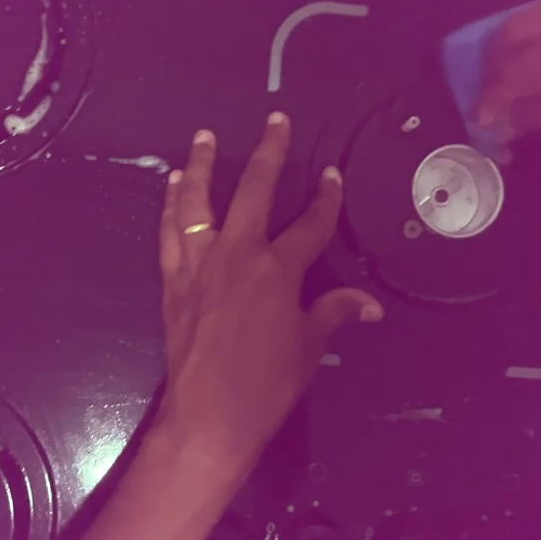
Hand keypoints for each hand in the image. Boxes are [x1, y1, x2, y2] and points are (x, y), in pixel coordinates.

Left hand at [157, 112, 381, 480]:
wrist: (208, 417)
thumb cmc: (266, 385)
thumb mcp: (309, 348)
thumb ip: (334, 314)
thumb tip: (370, 305)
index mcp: (278, 270)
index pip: (310, 225)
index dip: (325, 199)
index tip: (331, 175)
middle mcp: (237, 255)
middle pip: (253, 192)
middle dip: (268, 154)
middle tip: (274, 122)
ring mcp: (199, 265)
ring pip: (197, 203)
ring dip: (199, 167)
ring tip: (201, 138)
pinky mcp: (173, 282)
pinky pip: (170, 233)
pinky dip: (170, 207)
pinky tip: (170, 188)